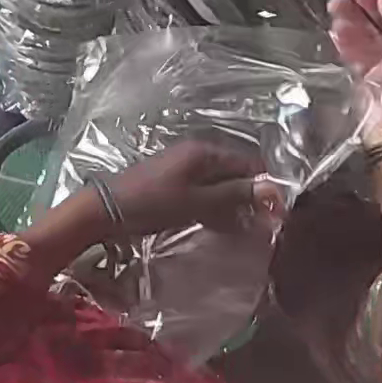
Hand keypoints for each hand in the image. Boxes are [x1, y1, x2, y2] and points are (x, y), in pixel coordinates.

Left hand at [100, 138, 282, 238]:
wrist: (106, 210)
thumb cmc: (153, 203)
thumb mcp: (198, 201)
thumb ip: (235, 195)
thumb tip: (274, 190)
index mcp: (205, 152)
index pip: (248, 164)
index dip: (264, 187)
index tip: (276, 213)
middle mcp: (197, 154)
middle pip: (234, 174)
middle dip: (249, 199)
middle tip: (260, 226)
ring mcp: (183, 168)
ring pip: (219, 186)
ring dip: (231, 206)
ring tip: (242, 230)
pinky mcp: (173, 183)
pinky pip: (203, 193)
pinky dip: (213, 208)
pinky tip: (218, 226)